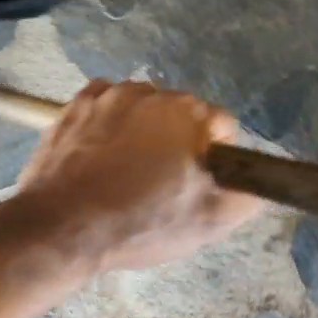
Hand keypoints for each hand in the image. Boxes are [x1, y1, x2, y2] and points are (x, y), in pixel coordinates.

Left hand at [9, 80, 263, 272]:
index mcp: (187, 111)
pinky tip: (99, 155)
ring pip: (138, 109)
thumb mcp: (211, 220)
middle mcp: (145, 92)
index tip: (196, 183)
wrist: (64, 225)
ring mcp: (103, 96)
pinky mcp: (71, 107)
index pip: (220, 126)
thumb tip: (253, 178)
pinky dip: (105, 125)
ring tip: (125, 172)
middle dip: (176, 141)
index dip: (214, 157)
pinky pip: (101, 108)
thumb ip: (247, 192)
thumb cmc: (141, 222)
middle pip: (178, 114)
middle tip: (160, 182)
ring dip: (139, 131)